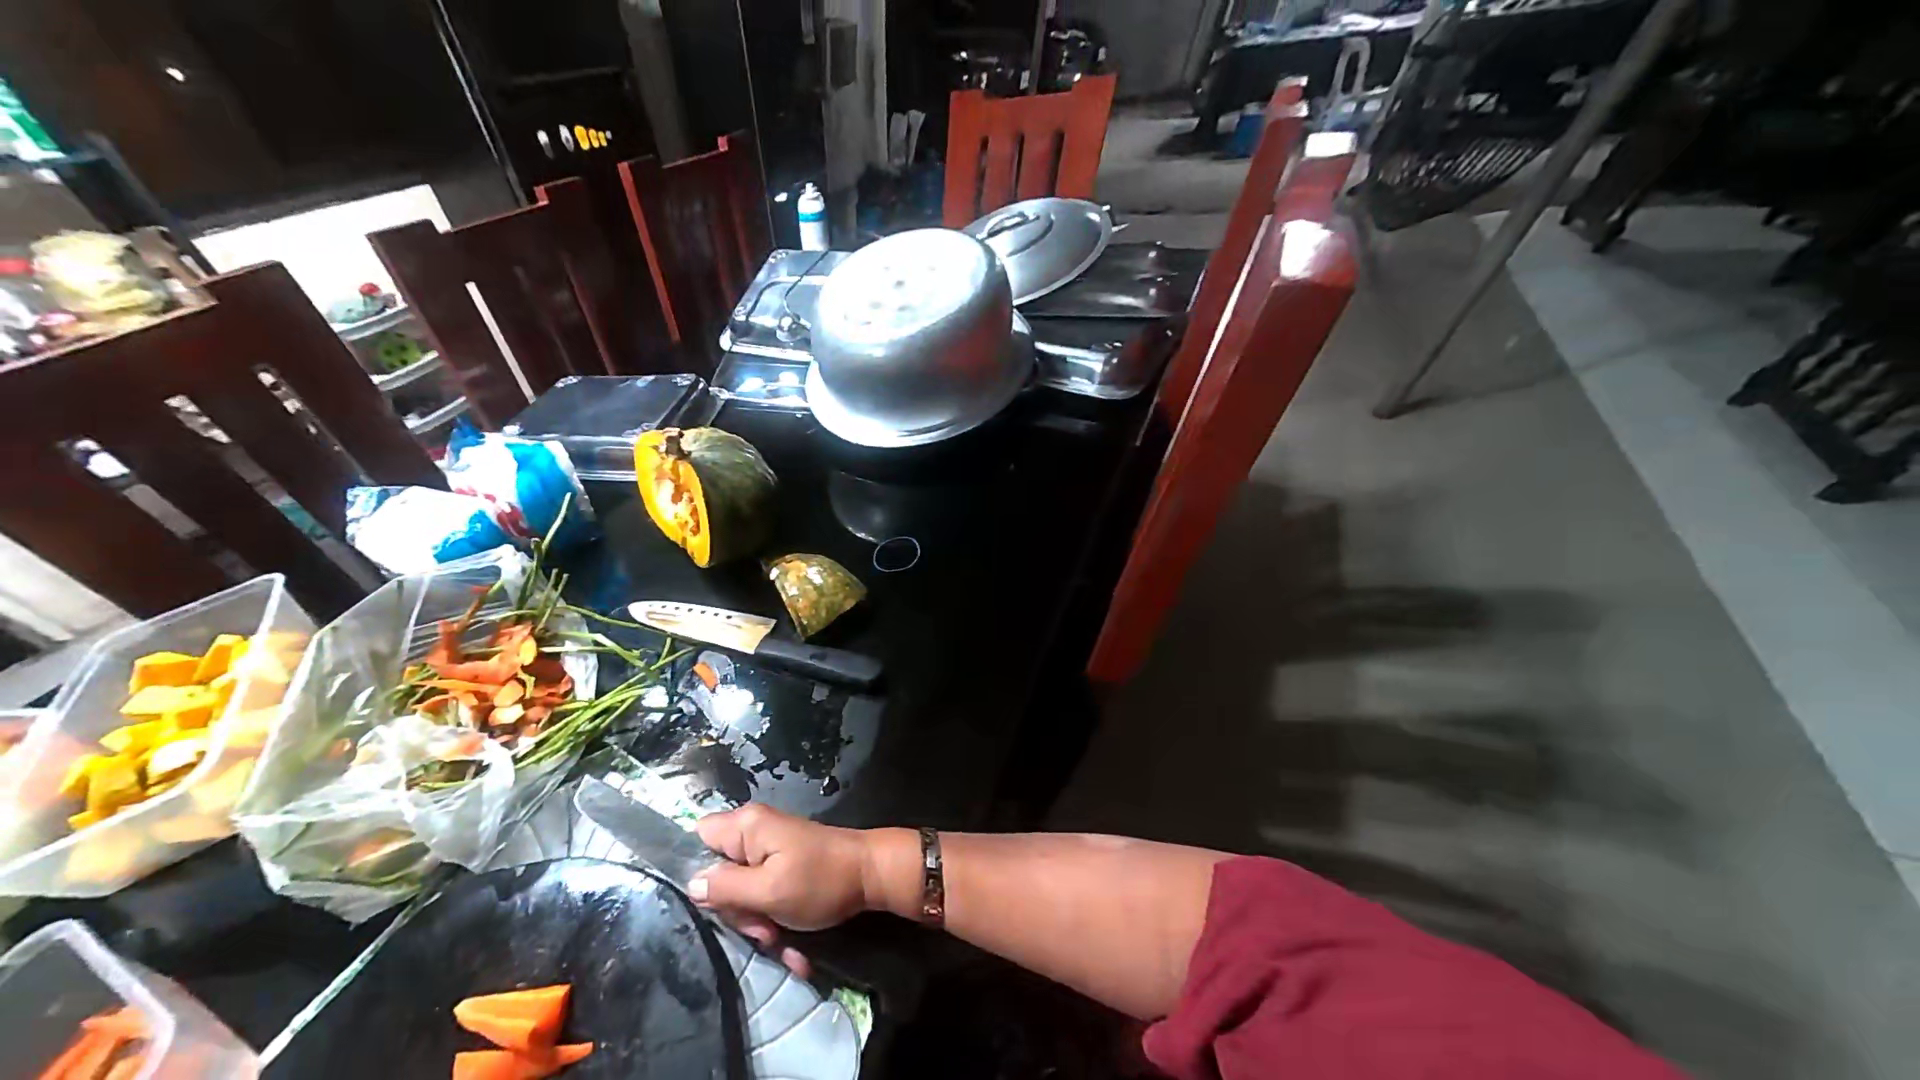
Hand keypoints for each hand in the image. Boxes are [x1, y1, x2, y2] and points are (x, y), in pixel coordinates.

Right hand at [689, 803, 879, 931]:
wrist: (871, 877)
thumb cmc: (820, 880)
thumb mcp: (768, 891)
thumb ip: (726, 888)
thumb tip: (691, 884)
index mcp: (746, 827)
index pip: (698, 836)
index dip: (696, 870)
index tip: (713, 902)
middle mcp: (755, 833)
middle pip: (720, 874)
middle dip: (738, 909)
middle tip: (762, 928)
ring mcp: (771, 850)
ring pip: (743, 892)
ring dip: (759, 922)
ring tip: (781, 938)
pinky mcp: (785, 868)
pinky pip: (766, 895)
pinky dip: (777, 920)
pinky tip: (794, 947)